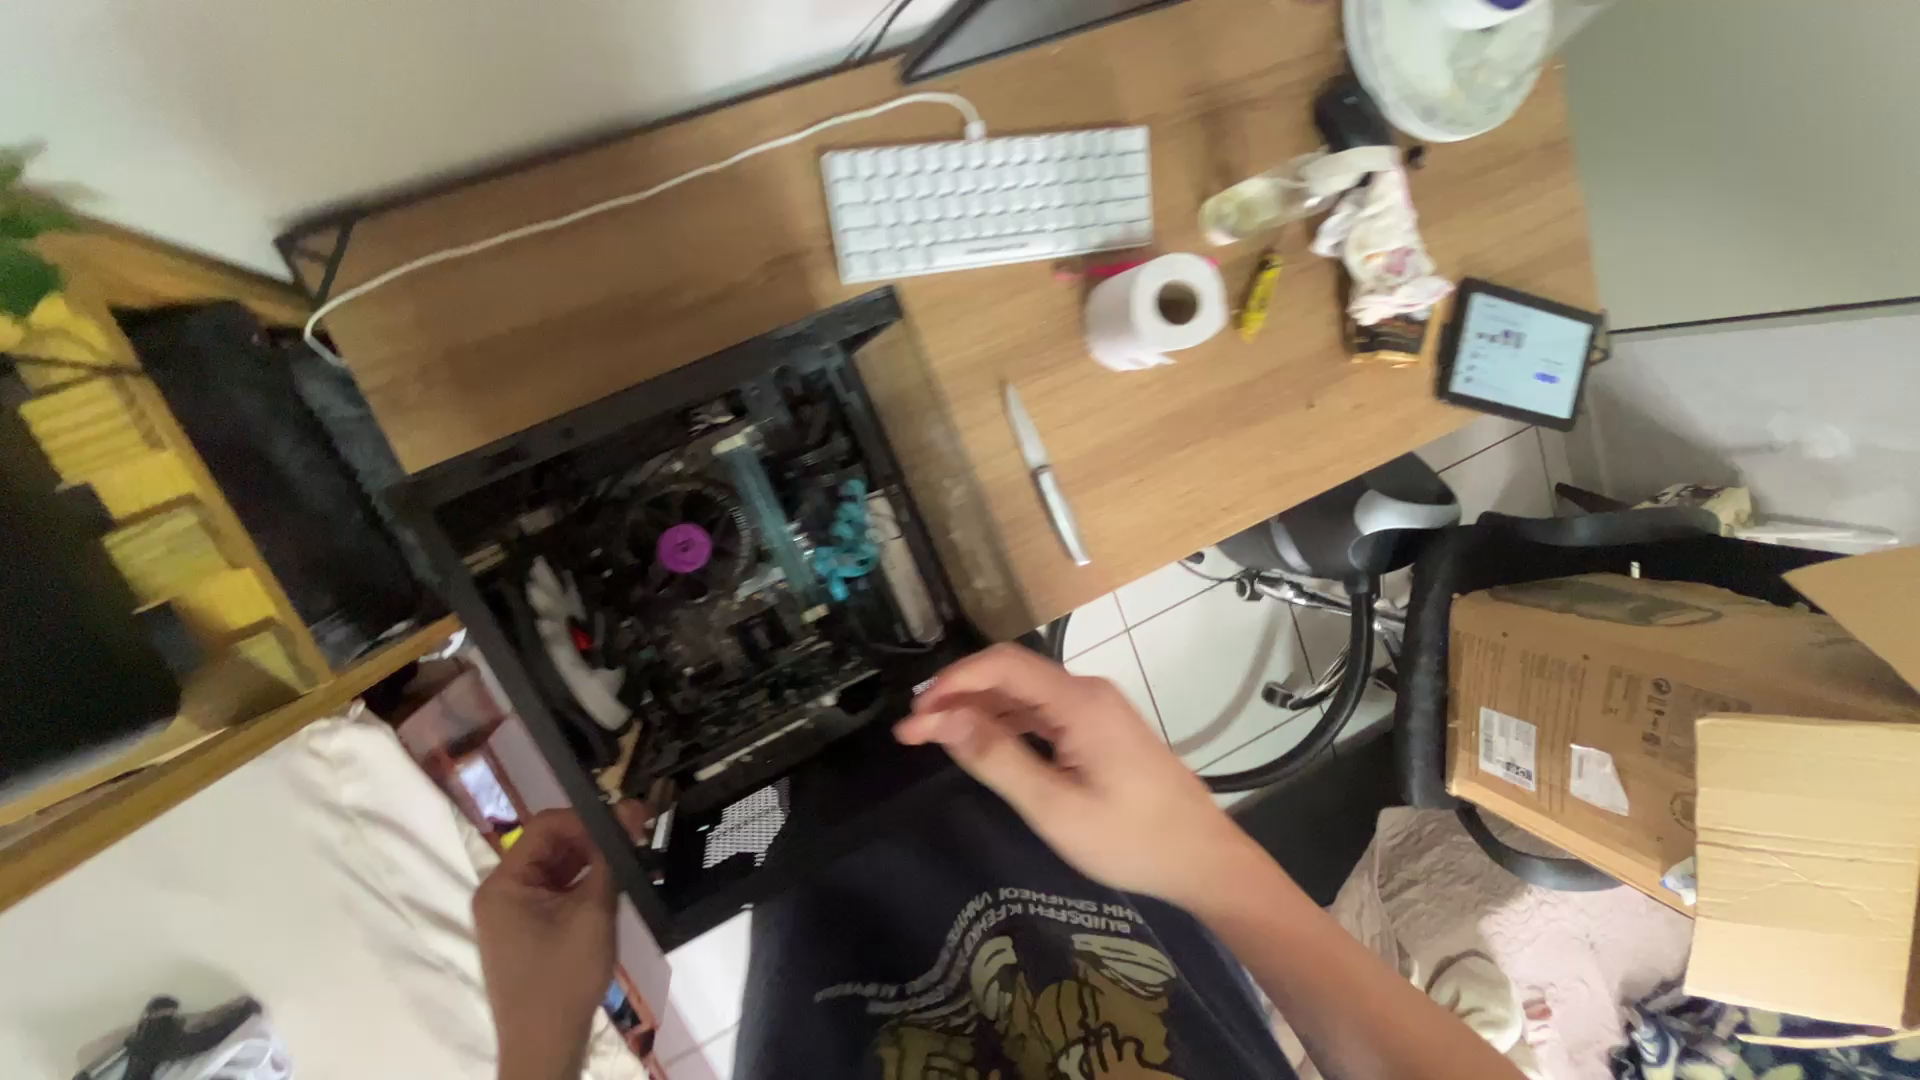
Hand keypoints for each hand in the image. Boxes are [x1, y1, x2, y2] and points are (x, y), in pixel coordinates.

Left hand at [474, 809, 622, 1079]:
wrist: (545, 1046)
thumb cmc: (565, 977)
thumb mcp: (594, 910)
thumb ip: (610, 856)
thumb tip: (630, 808)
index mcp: (504, 884)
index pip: (547, 826)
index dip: (589, 819)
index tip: (629, 823)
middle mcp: (501, 891)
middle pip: (551, 843)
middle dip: (594, 837)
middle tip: (638, 836)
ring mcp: (512, 910)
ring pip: (557, 864)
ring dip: (593, 858)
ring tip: (631, 859)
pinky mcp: (527, 926)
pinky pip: (557, 887)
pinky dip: (584, 880)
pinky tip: (613, 883)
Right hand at [895, 643, 1261, 908]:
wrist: (1204, 859)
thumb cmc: (1131, 839)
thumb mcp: (1055, 807)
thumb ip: (997, 758)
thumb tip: (942, 720)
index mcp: (1078, 701)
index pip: (1002, 665)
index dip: (952, 683)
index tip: (914, 716)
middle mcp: (1086, 691)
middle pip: (1010, 674)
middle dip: (959, 696)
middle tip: (915, 731)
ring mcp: (1095, 707)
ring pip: (1024, 693)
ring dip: (979, 710)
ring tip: (937, 738)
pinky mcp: (1098, 726)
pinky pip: (1042, 711)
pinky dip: (1007, 722)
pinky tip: (983, 742)